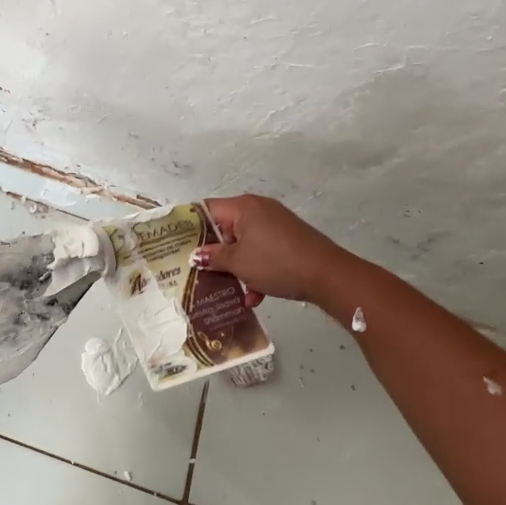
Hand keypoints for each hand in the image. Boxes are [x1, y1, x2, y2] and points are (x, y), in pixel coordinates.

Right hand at [194, 194, 360, 305]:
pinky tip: (254, 297)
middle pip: (224, 229)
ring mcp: (275, 226)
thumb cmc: (277, 262)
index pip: (206, 209)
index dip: (189, 226)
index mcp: (243, 207)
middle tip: (196, 270)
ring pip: (244, 245)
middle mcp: (258, 210)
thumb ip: (213, 257)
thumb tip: (196, 255)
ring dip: (235, 268)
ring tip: (227, 290)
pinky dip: (255, 271)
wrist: (330, 276)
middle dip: (213, 253)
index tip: (175, 244)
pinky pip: (262, 252)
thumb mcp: (239, 263)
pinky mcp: (288, 241)